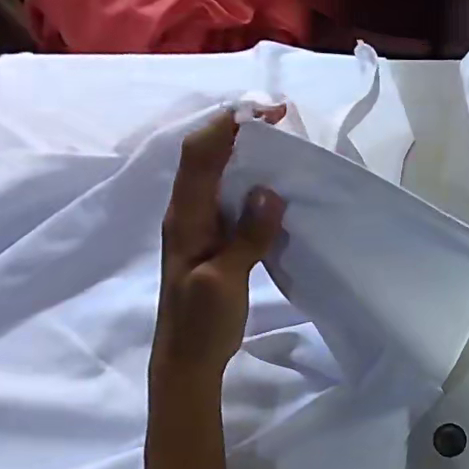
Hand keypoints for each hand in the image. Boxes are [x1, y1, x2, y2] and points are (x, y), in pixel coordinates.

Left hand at [155, 110, 285, 375]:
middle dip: (239, 129)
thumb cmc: (200, 322)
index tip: (267, 110)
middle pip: (206, 156)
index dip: (228, 125)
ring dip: (245, 152)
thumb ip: (246, 236)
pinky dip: (251, 182)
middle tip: (281, 119)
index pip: (201, 155)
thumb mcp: (224, 281)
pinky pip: (231, 198)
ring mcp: (200, 226)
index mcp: (186, 217)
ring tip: (282, 143)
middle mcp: (189, 212)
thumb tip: (271, 192)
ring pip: (218, 174)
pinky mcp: (215, 241)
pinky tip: (274, 187)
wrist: (186, 358)